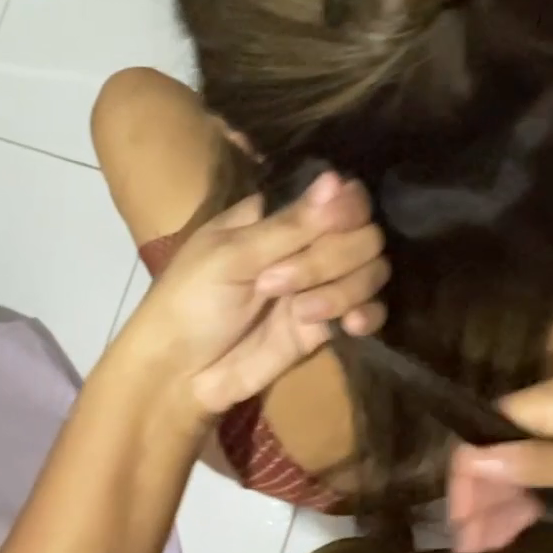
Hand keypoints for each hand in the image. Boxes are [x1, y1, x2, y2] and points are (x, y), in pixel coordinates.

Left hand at [116, 172, 387, 417]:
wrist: (180, 374)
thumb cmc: (191, 302)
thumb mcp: (232, 256)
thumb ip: (290, 225)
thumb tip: (339, 179)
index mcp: (277, 217)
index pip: (339, 197)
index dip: (345, 210)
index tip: (331, 225)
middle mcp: (306, 245)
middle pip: (362, 234)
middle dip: (331, 258)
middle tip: (277, 284)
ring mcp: (319, 286)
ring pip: (371, 271)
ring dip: (344, 289)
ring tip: (302, 313)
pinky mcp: (326, 325)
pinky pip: (369, 310)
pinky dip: (368, 314)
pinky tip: (350, 326)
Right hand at [446, 375, 552, 552]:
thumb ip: (547, 461)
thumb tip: (477, 458)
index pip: (488, 431)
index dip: (468, 476)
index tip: (459, 523)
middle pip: (500, 446)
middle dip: (480, 495)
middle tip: (466, 547)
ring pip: (519, 459)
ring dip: (500, 501)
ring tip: (482, 547)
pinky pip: (545, 464)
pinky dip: (529, 495)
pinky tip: (518, 524)